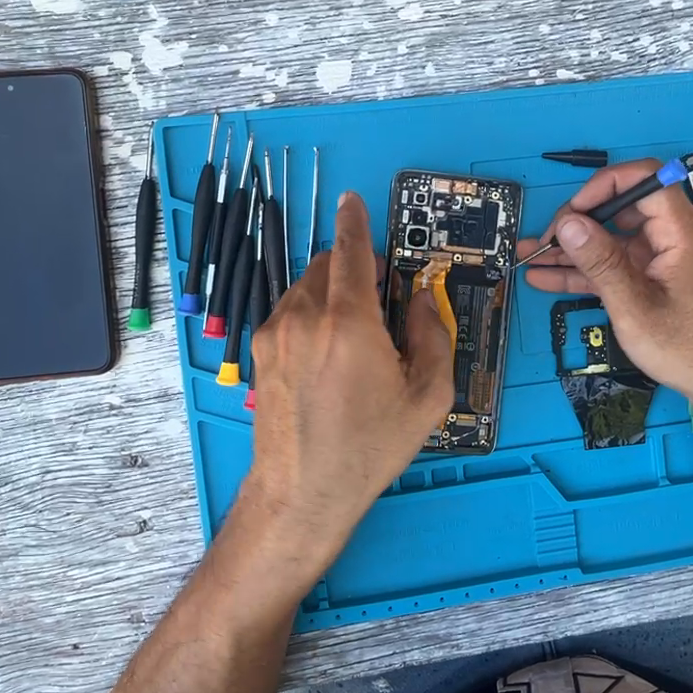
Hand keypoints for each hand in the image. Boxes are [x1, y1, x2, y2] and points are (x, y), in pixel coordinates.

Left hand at [237, 191, 454, 572]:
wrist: (302, 492)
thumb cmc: (370, 447)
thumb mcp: (427, 396)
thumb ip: (433, 334)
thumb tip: (421, 298)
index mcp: (349, 323)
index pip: (351, 252)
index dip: (356, 222)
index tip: (354, 200)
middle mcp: (305, 317)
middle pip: (327, 264)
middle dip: (354, 269)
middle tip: (381, 302)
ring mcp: (275, 333)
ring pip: (306, 286)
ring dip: (332, 292)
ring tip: (355, 335)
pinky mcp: (260, 351)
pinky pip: (290, 311)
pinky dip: (312, 313)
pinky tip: (328, 353)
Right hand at [517, 159, 692, 403]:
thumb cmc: (689, 349)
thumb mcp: (635, 307)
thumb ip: (601, 263)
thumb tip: (569, 223)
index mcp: (681, 233)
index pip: (646, 180)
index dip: (605, 185)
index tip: (574, 211)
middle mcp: (673, 238)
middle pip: (621, 208)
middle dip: (580, 220)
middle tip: (547, 240)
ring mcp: (661, 260)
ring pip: (611, 240)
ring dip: (573, 249)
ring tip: (532, 256)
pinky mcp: (652, 281)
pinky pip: (614, 266)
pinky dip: (584, 271)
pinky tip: (547, 277)